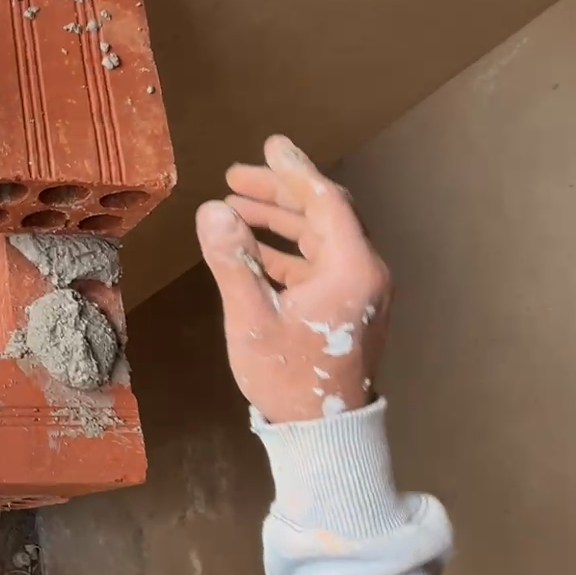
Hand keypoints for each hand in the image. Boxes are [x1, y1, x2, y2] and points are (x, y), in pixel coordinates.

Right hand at [194, 136, 390, 423]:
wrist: (320, 429)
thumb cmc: (287, 374)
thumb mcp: (251, 317)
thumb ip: (232, 261)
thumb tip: (212, 209)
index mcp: (350, 269)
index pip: (325, 202)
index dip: (293, 172)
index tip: (269, 145)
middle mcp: (363, 272)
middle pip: (324, 214)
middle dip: (279, 192)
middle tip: (236, 175)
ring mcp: (357, 289)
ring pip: (319, 237)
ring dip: (278, 218)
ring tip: (236, 205)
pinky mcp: (345, 304)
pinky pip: (315, 260)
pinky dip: (283, 247)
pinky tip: (251, 248)